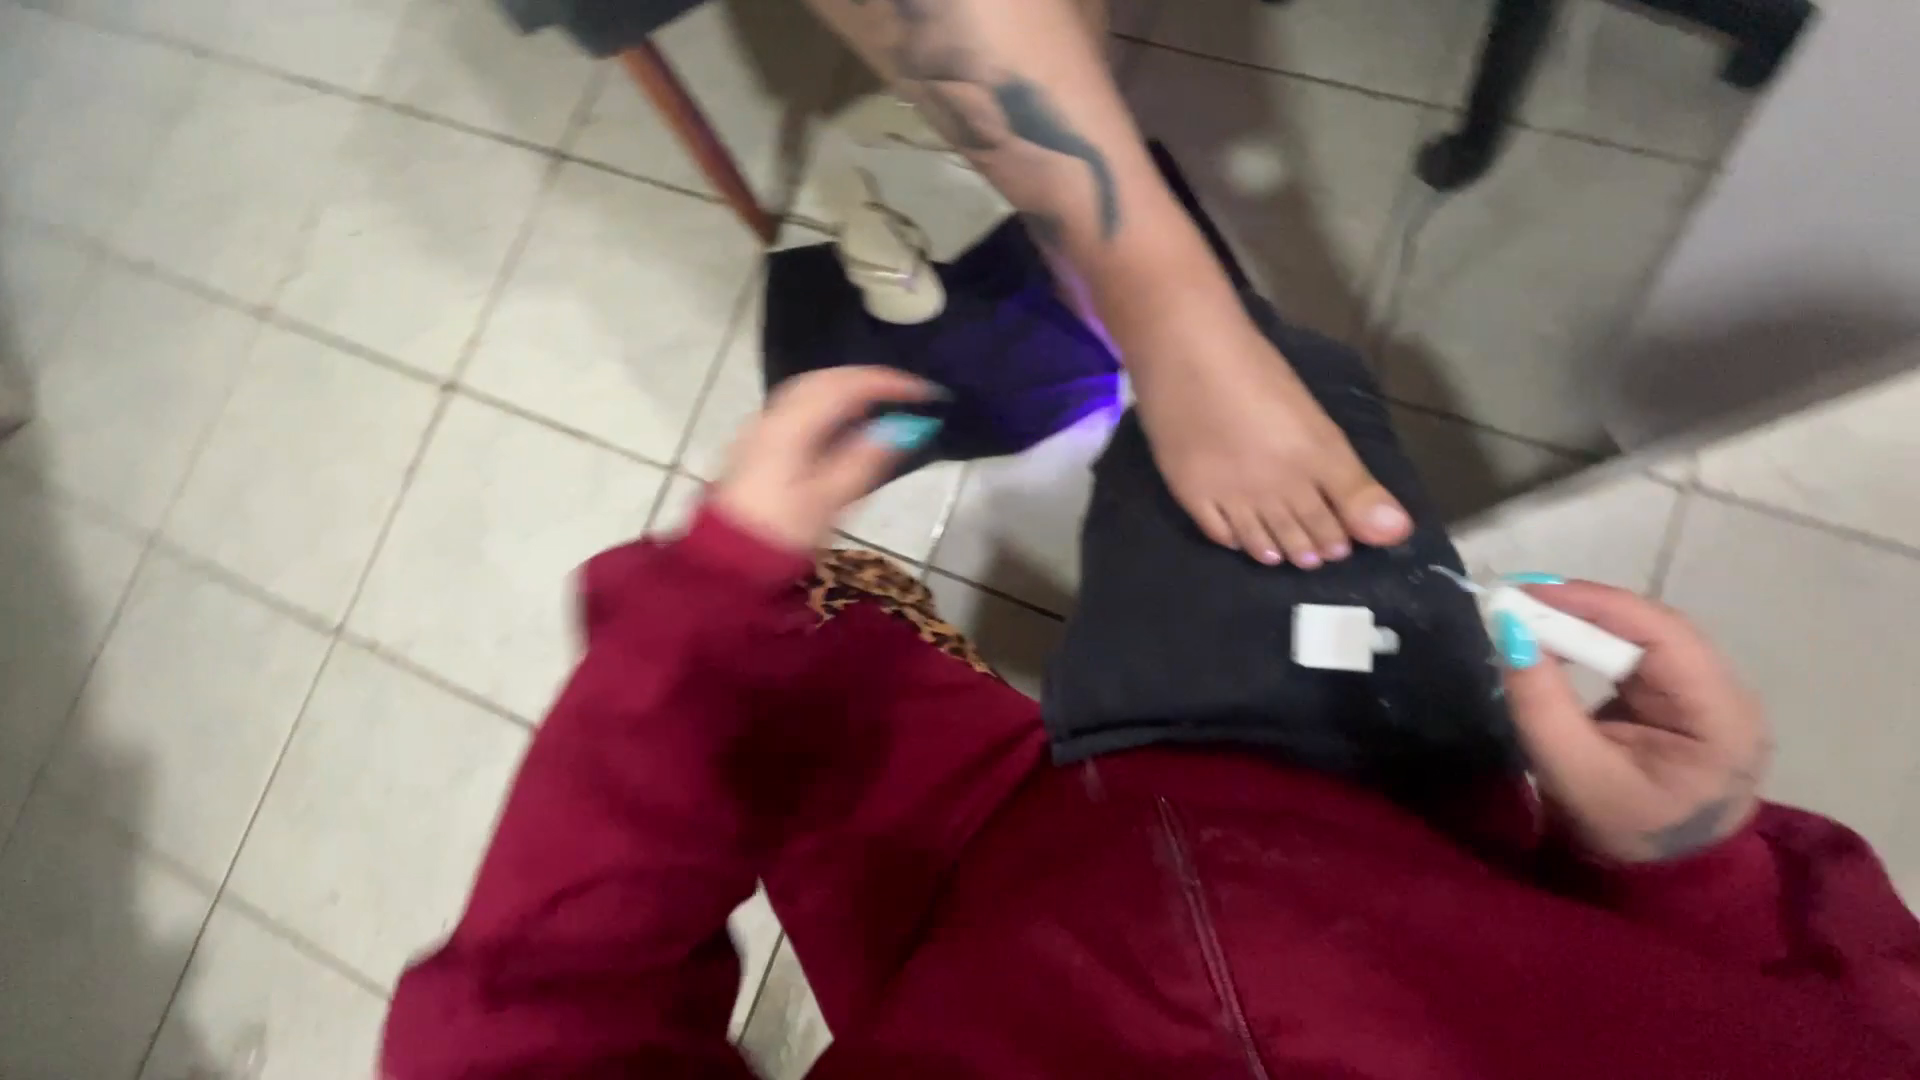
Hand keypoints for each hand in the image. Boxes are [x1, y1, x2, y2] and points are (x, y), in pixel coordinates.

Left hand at [713, 367, 940, 551]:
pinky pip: (799, 406)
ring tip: (880, 400)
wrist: (730, 561)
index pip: (845, 387)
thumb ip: (865, 460)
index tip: (924, 393)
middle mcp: (772, 417)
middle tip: (905, 391)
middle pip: (823, 379)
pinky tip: (844, 419)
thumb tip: (902, 428)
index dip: (887, 384)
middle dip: (867, 379)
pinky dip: (828, 402)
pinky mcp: (758, 444)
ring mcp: (760, 428)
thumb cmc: (783, 533)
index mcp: (791, 427)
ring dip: (846, 388)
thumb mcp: (830, 500)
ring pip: (808, 390)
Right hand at [1125, 294, 1412, 569]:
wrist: (1189, 354)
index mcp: (1310, 469)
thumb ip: (1354, 484)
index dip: (1341, 537)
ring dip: (1273, 549)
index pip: (1332, 520)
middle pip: (1294, 531)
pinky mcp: (1191, 493)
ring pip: (1256, 535)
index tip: (1345, 548)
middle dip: (1309, 547)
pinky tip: (1237, 542)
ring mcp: (1228, 496)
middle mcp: (1272, 491)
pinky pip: (1216, 530)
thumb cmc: (1257, 372)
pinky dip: (1232, 541)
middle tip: (1315, 560)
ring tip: (1281, 559)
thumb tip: (1397, 534)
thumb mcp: (1320, 426)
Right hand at [1496, 581, 1770, 862]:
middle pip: (1653, 627)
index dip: (1595, 605)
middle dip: (1582, 607)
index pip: (1664, 636)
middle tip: (1515, 600)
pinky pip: (1627, 651)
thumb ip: (1539, 700)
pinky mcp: (1671, 697)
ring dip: (1579, 620)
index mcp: (1721, 718)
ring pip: (1639, 633)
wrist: (1648, 876)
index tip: (1526, 595)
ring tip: (1523, 615)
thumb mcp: (1570, 768)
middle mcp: (1725, 696)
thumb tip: (1506, 630)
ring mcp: (1701, 695)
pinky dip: (1583, 638)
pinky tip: (1546, 637)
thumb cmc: (1616, 827)